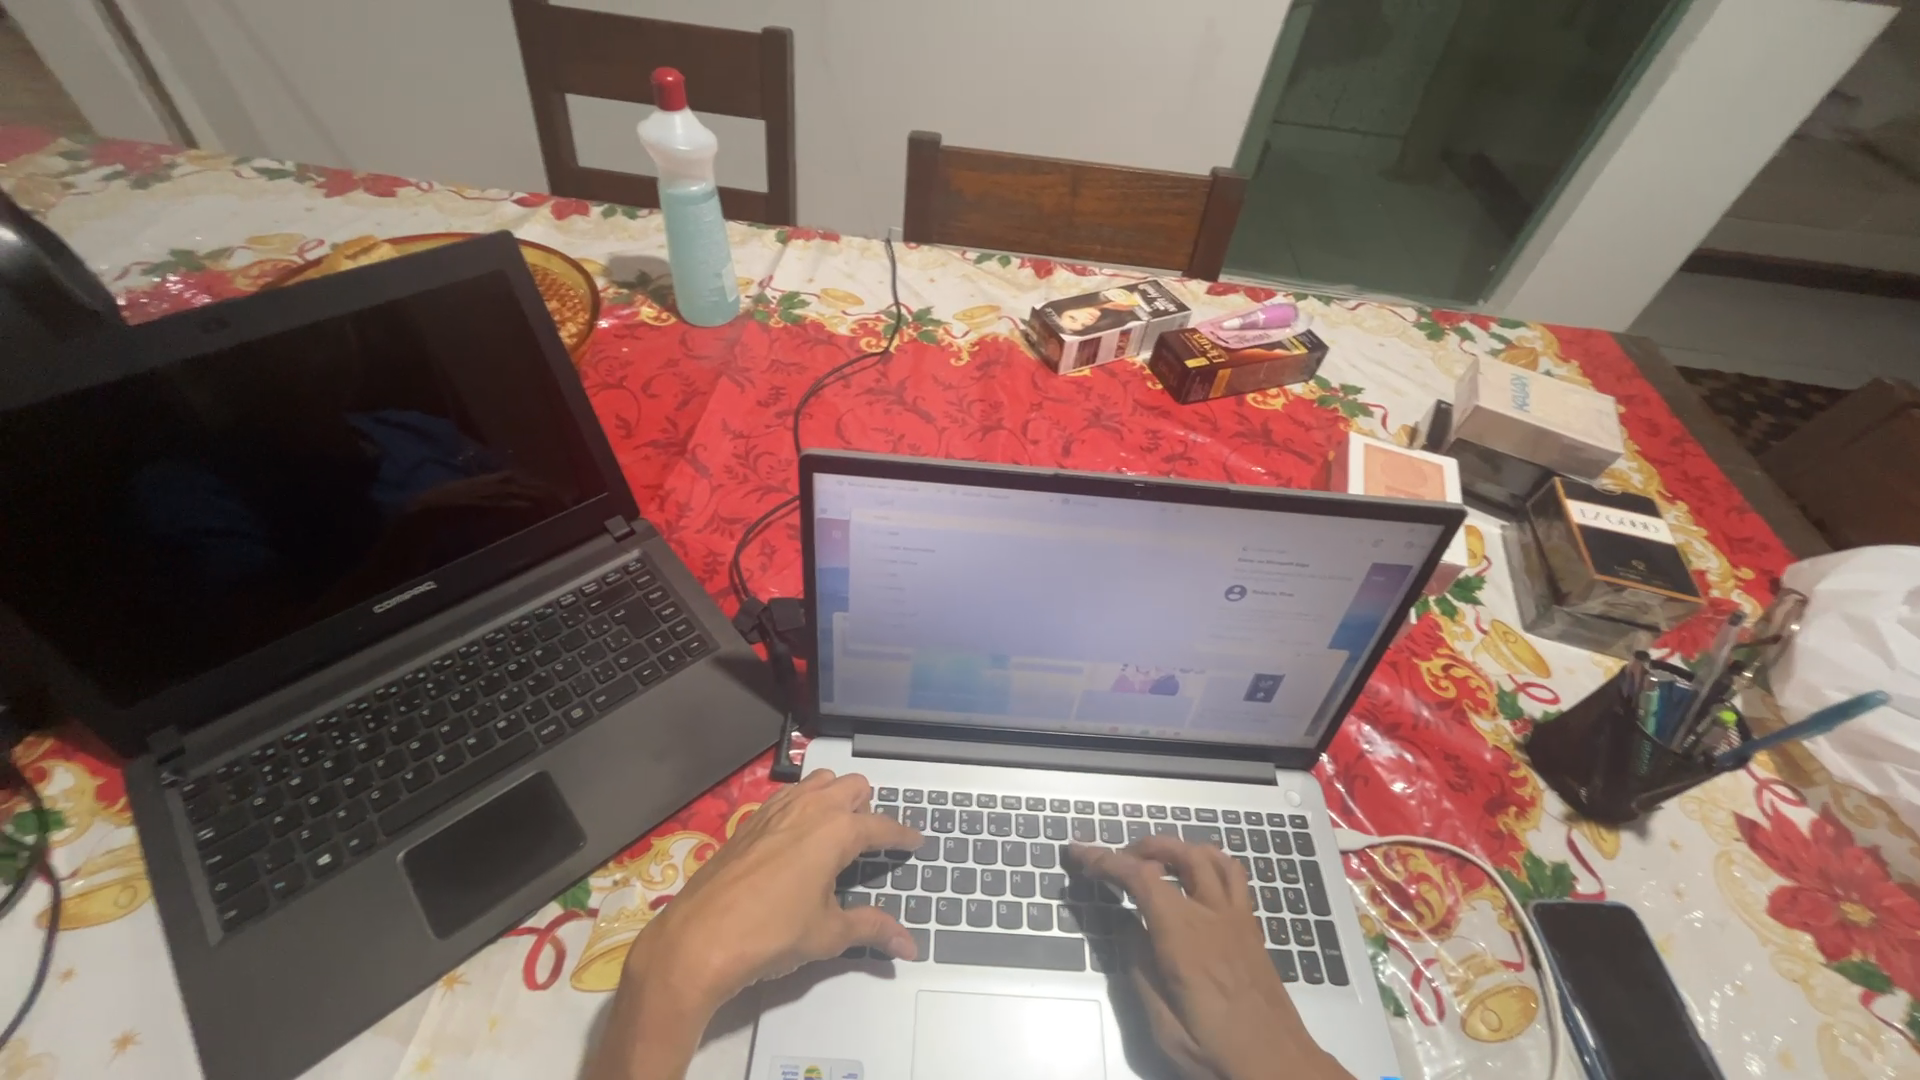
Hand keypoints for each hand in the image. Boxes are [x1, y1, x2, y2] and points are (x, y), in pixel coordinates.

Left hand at [587, 770, 921, 1079]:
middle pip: (853, 786)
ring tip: (836, 833)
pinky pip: (790, 794)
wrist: (699, 939)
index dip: (903, 836)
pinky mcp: (752, 818)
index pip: (882, 826)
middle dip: (867, 808)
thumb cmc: (771, 935)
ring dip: (835, 797)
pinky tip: (798, 837)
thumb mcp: (828, 934)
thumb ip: (872, 929)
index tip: (916, 841)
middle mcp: (811, 807)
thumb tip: (909, 946)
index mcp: (837, 830)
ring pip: (820, 781)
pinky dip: (804, 804)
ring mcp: (778, 807)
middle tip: (869, 842)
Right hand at [1071, 838, 1353, 1079]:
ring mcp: (1236, 916)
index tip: (1078, 852)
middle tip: (1117, 861)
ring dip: (1175, 848)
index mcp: (1182, 935)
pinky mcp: (1252, 926)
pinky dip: (1208, 861)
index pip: (1138, 877)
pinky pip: (1233, 875)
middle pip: (1175, 853)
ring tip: (1154, 860)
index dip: (1104, 859)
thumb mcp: (1162, 1025)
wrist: (1280, 1069)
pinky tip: (1195, 877)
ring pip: (1207, 856)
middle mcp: (1210, 914)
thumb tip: (1126, 926)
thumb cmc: (1216, 1051)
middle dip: (1139, 848)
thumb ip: (1139, 968)